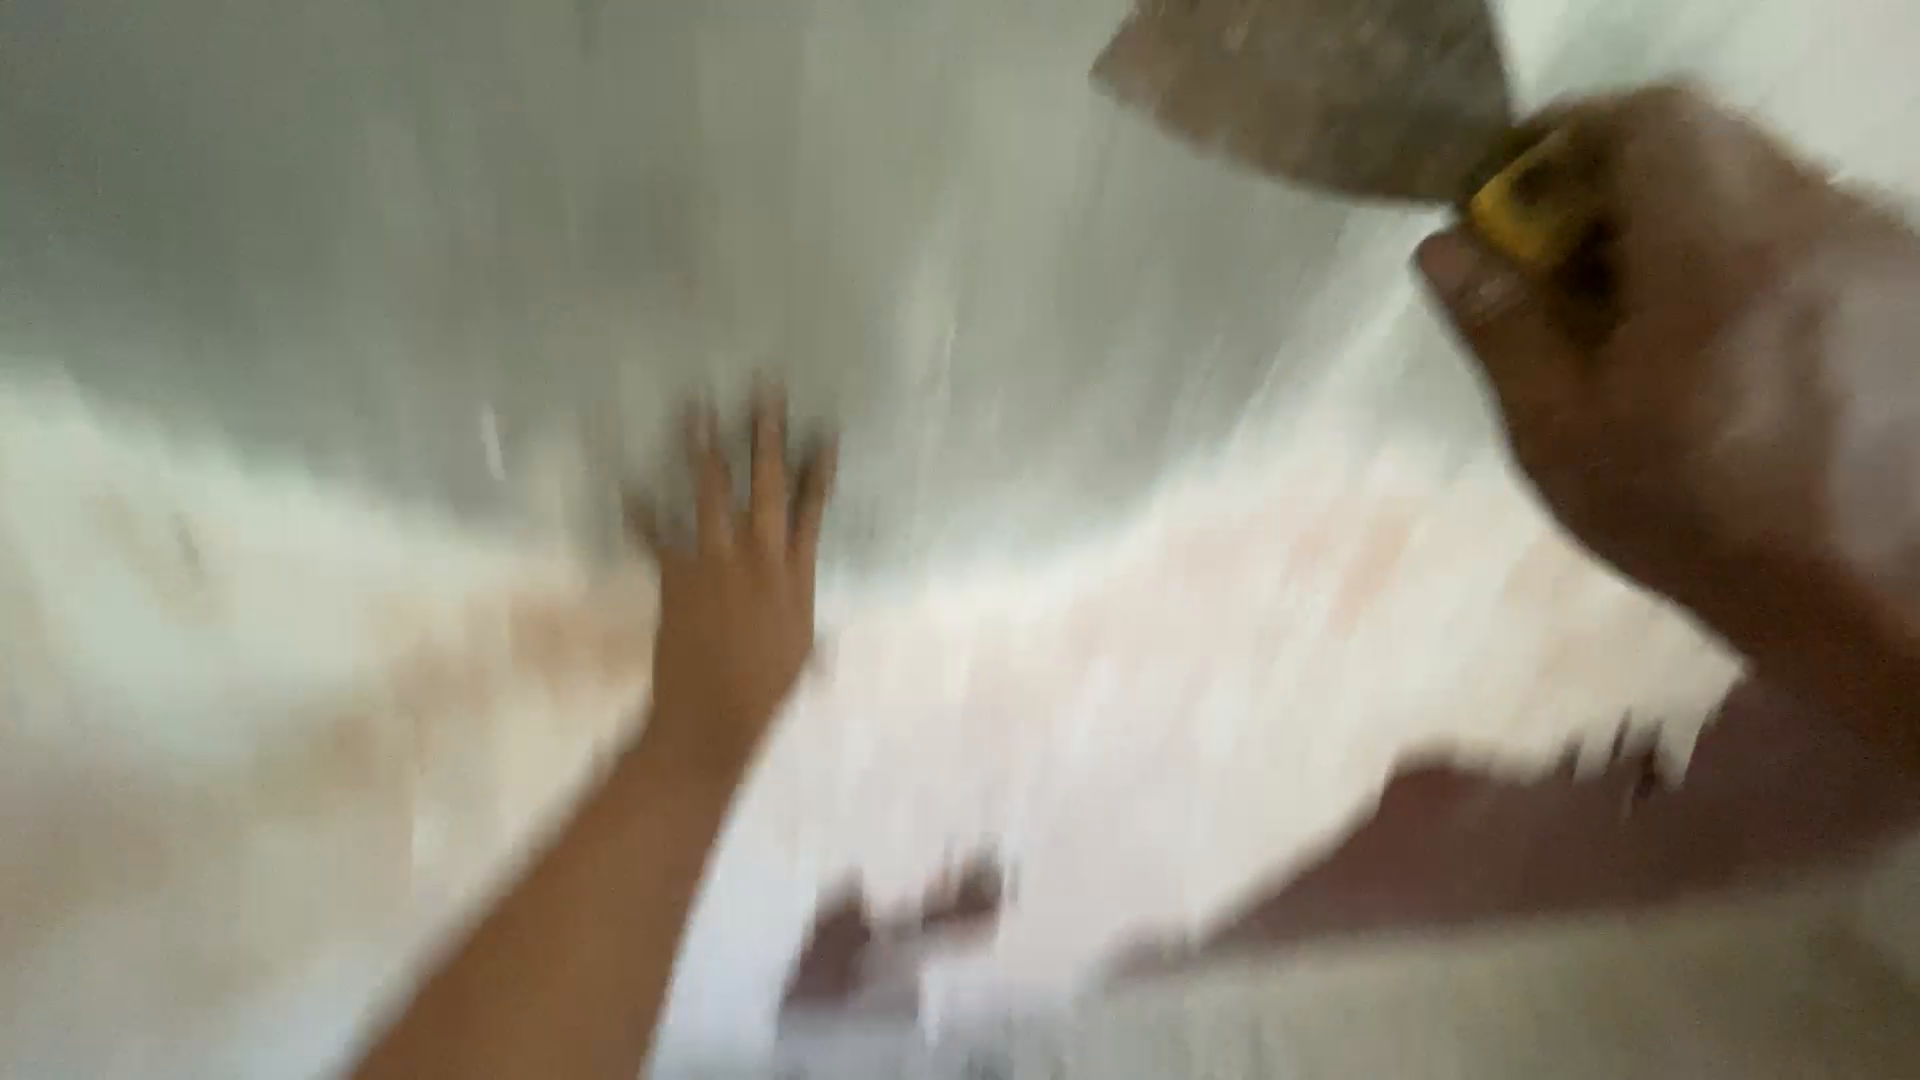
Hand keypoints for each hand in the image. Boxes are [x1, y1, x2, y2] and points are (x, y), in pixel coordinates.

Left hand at [627, 392, 837, 773]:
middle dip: (767, 436)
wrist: (716, 711)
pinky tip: (630, 486)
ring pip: (713, 491)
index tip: (823, 433)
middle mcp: (761, 555)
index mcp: (796, 572)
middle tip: (764, 394)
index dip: (819, 469)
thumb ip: (803, 613)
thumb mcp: (801, 644)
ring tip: (698, 409)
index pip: (813, 508)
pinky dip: (642, 512)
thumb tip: (813, 616)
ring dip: (705, 448)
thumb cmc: (767, 683)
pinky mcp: (679, 573)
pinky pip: (657, 533)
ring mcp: (718, 560)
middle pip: (768, 484)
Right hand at [1414, 84, 1919, 629]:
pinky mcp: (1906, 280)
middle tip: (1545, 266)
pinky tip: (1692, 331)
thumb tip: (1440, 246)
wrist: (1866, 590)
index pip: (1652, 121)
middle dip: (1605, 180)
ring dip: (1663, 215)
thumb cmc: (1681, 515)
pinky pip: (1798, 219)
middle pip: (1704, 139)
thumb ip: (1501, 325)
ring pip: (1753, 177)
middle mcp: (1825, 224)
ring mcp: (1883, 247)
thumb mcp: (1555, 431)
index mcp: (1723, 261)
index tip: (1505, 193)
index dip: (1566, 134)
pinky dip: (1722, 244)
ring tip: (1613, 310)